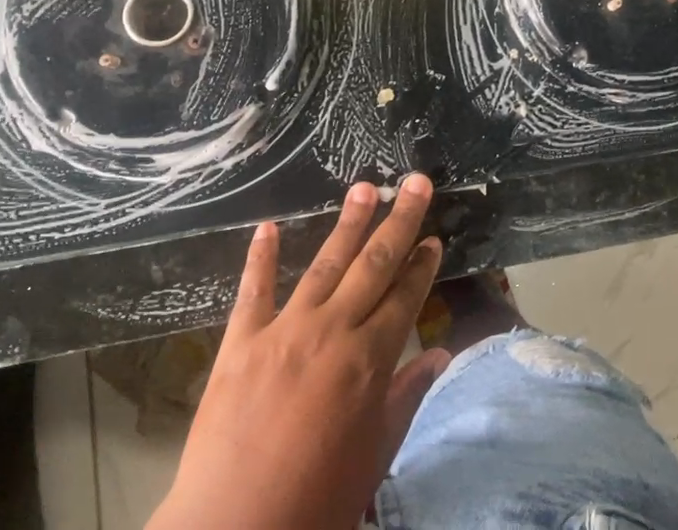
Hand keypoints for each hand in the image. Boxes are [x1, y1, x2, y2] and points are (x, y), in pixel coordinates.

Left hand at [150, 175, 449, 529]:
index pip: (405, 296)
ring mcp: (284, 332)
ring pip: (324, 265)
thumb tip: (441, 354)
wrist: (236, 527)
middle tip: (416, 182)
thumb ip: (407, 395)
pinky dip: (260, 258)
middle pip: (374, 265)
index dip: (422, 264)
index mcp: (370, 359)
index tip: (434, 237)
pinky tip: (267, 227)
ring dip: (347, 224)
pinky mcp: (240, 344)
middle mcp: (333, 331)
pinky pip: (252, 292)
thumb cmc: (319, 497)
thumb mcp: (377, 452)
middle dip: (399, 221)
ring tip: (364, 187)